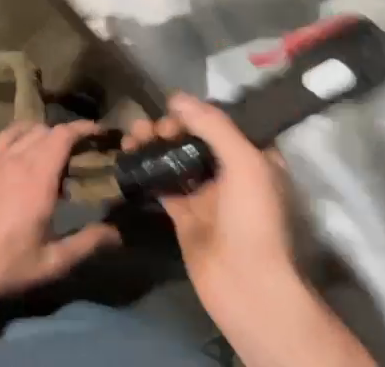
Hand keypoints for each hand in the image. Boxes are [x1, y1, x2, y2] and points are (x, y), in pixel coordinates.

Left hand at [0, 120, 119, 308]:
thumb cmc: (7, 266)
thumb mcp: (53, 262)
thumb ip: (88, 243)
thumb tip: (118, 233)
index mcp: (37, 177)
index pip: (64, 135)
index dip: (85, 129)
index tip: (101, 133)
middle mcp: (16, 159)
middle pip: (47, 130)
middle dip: (68, 136)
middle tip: (83, 156)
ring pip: (25, 130)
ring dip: (44, 135)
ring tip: (55, 156)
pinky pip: (4, 138)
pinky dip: (20, 136)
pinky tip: (24, 157)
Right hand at [125, 94, 294, 294]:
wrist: (246, 285)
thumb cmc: (254, 219)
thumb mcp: (244, 162)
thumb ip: (213, 126)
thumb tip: (176, 98)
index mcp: (256, 158)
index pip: (224, 122)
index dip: (198, 111)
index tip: (174, 107)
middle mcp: (232, 173)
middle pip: (196, 137)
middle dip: (172, 126)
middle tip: (155, 128)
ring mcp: (206, 195)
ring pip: (176, 158)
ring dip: (155, 143)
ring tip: (134, 135)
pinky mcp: (184, 215)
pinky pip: (162, 183)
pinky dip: (146, 167)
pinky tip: (129, 155)